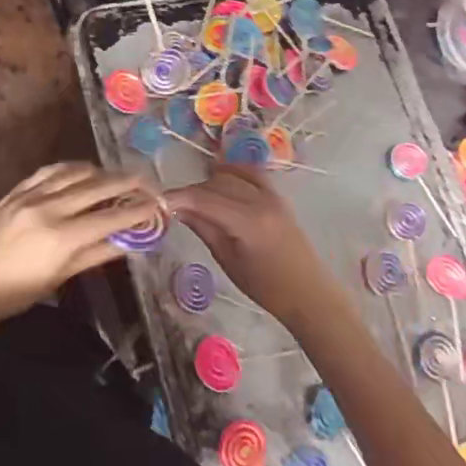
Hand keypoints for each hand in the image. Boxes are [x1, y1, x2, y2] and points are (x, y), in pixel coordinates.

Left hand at [0, 163, 160, 322]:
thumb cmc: (18, 291)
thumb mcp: (61, 276)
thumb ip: (97, 254)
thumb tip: (130, 241)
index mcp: (62, 237)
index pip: (110, 217)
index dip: (138, 210)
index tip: (158, 205)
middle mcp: (49, 209)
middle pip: (97, 187)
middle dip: (127, 182)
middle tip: (147, 182)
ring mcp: (30, 196)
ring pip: (74, 173)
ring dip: (101, 172)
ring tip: (118, 176)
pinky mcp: (16, 191)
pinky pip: (49, 171)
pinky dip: (71, 169)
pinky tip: (83, 171)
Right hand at [165, 165, 342, 323]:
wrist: (307, 292)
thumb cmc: (265, 286)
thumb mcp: (227, 260)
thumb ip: (204, 228)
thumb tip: (178, 208)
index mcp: (248, 221)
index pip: (204, 198)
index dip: (177, 197)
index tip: (157, 201)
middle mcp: (262, 201)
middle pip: (216, 182)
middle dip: (192, 191)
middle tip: (174, 207)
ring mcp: (273, 195)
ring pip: (232, 174)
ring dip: (210, 182)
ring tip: (196, 200)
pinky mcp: (278, 196)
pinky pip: (250, 174)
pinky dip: (232, 173)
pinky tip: (218, 180)